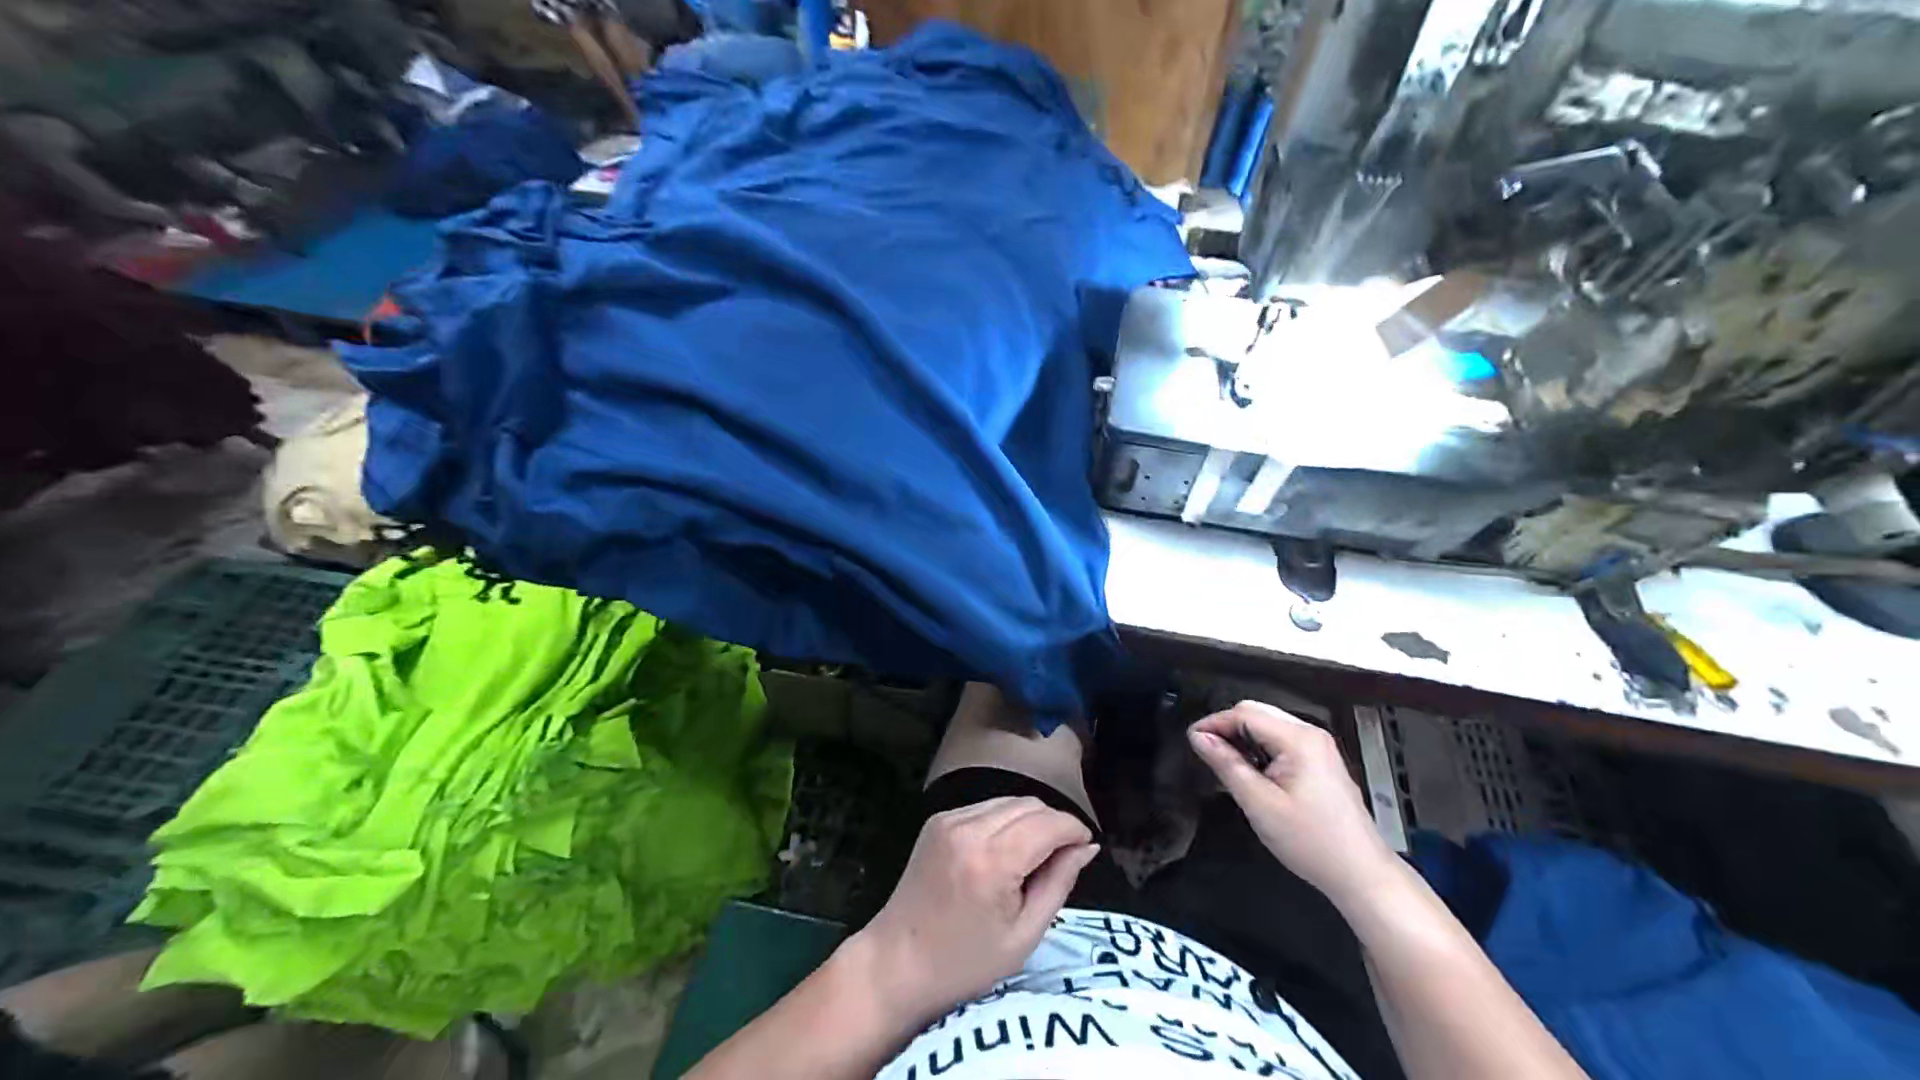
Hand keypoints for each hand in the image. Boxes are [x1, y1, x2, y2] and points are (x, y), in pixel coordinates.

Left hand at [851, 797, 1098, 1025]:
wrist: (897, 962)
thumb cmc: (966, 963)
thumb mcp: (1024, 935)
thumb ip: (1059, 883)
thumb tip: (1087, 847)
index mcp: (992, 861)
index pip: (1048, 823)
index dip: (1075, 830)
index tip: (1087, 847)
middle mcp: (968, 829)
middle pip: (1030, 804)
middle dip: (1054, 823)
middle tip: (1063, 857)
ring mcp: (949, 819)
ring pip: (1009, 800)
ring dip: (1031, 819)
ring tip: (1033, 857)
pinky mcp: (938, 819)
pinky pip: (986, 807)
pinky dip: (1005, 820)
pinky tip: (1004, 851)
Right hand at [1188, 701, 1398, 905]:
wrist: (1360, 873)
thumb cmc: (1310, 841)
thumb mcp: (1259, 803)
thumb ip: (1226, 764)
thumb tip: (1199, 737)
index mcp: (1298, 739)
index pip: (1244, 713)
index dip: (1213, 723)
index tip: (1191, 740)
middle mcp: (1311, 734)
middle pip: (1256, 712)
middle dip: (1227, 727)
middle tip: (1205, 752)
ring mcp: (1319, 746)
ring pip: (1268, 724)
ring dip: (1242, 737)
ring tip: (1224, 762)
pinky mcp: (1320, 760)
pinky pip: (1281, 739)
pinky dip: (1259, 746)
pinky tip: (1250, 770)